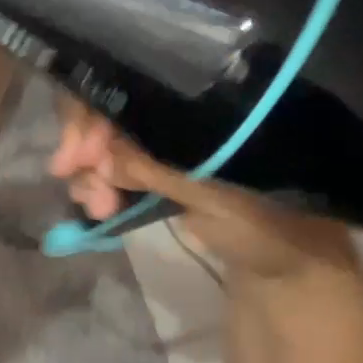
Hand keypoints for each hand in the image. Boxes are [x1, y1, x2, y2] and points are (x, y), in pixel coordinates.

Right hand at [48, 94, 360, 280]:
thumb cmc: (268, 229)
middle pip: (110, 112)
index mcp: (205, 109)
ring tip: (95, 206)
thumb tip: (99, 157)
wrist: (289, 273)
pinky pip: (110, 169)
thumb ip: (157, 172)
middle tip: (73, 181)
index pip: (135, 89)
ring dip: (89, 172)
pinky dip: (96, 184)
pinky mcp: (155, 173)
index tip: (78, 156)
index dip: (96, 116)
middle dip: (86, 147)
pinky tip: (95, 205)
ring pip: (104, 143)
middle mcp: (178, 118)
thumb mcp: (214, 198)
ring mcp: (164, 146)